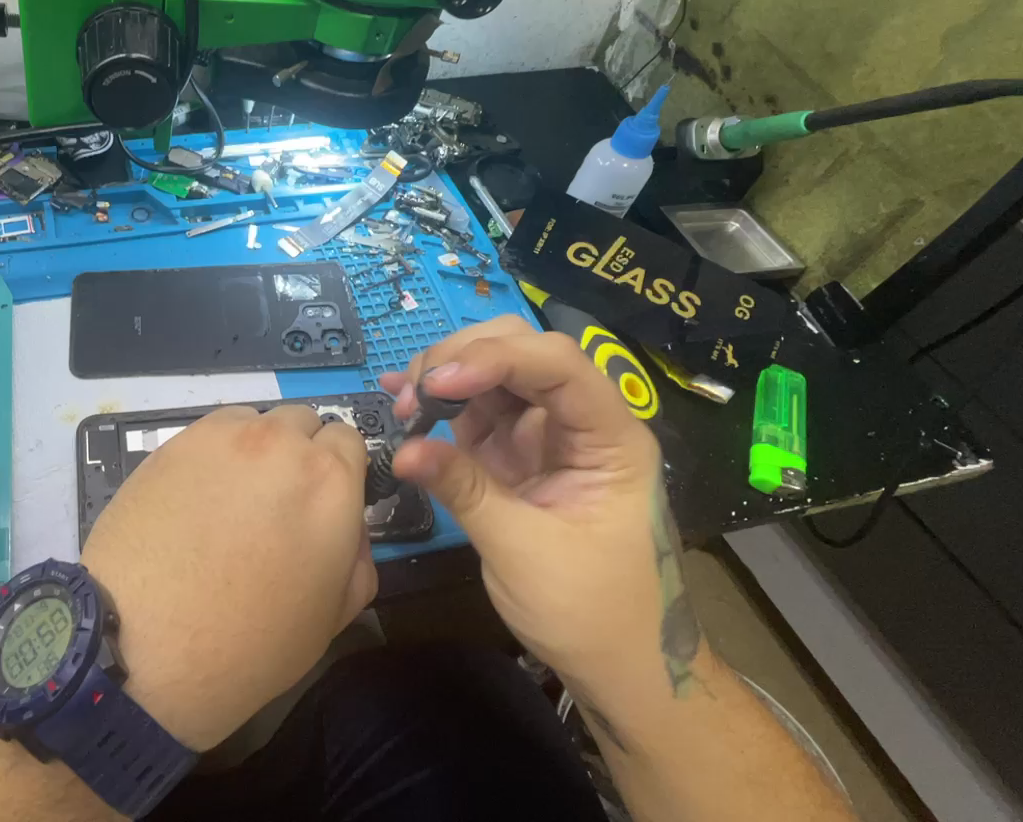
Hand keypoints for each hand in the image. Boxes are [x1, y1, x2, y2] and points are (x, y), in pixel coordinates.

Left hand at [80, 405, 375, 750]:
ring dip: (258, 450)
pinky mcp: (176, 440)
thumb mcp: (330, 618)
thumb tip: (348, 528)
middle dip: (300, 457)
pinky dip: (216, 453)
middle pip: (304, 424)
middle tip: (276, 507)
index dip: (341, 473)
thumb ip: (358, 559)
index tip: (322, 505)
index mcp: (330, 483)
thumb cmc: (247, 645)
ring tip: (232, 501)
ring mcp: (224, 436)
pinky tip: (198, 495)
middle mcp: (282, 443)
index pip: (350, 441)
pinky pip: (213, 431)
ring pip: (258, 422)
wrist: (141, 644)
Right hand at [382, 316, 706, 697]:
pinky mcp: (516, 455)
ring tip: (403, 406)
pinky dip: (441, 404)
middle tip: (414, 394)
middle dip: (463, 358)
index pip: (555, 364)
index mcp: (608, 437)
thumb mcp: (522, 551)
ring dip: (445, 378)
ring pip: (495, 373)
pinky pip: (477, 410)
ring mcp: (545, 436)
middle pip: (523, 352)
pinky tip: (406, 405)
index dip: (493, 358)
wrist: (621, 669)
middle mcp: (579, 422)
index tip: (436, 385)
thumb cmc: (591, 613)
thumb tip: (401, 450)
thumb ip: (464, 489)